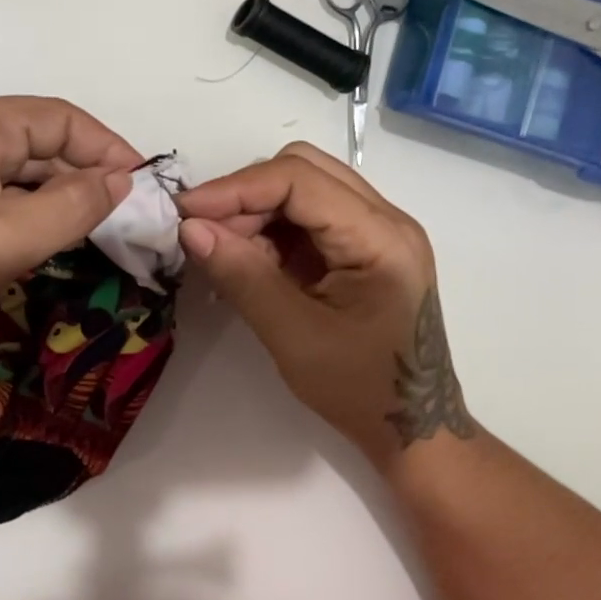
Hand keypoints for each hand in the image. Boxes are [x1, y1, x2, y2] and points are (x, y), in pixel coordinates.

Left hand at [0, 96, 140, 360]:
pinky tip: (31, 237)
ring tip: (85, 232)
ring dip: (46, 194)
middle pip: (30, 140)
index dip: (106, 148)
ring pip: (4, 167)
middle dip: (78, 175)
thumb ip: (74, 207)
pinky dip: (11, 207)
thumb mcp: (8, 240)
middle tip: (120, 218)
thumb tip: (119, 182)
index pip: (56, 118)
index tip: (142, 187)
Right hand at [175, 142, 473, 466]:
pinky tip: (249, 261)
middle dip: (245, 195)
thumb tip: (189, 228)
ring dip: (255, 210)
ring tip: (224, 251)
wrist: (414, 429)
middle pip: (302, 170)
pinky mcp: (361, 247)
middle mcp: (385, 220)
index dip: (236, 188)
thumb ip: (243, 275)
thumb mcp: (294, 336)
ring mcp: (376, 231)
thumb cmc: (360, 388)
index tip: (186, 212)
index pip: (299, 179)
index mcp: (381, 238)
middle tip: (205, 234)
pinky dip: (270, 228)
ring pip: (301, 188)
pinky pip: (306, 215)